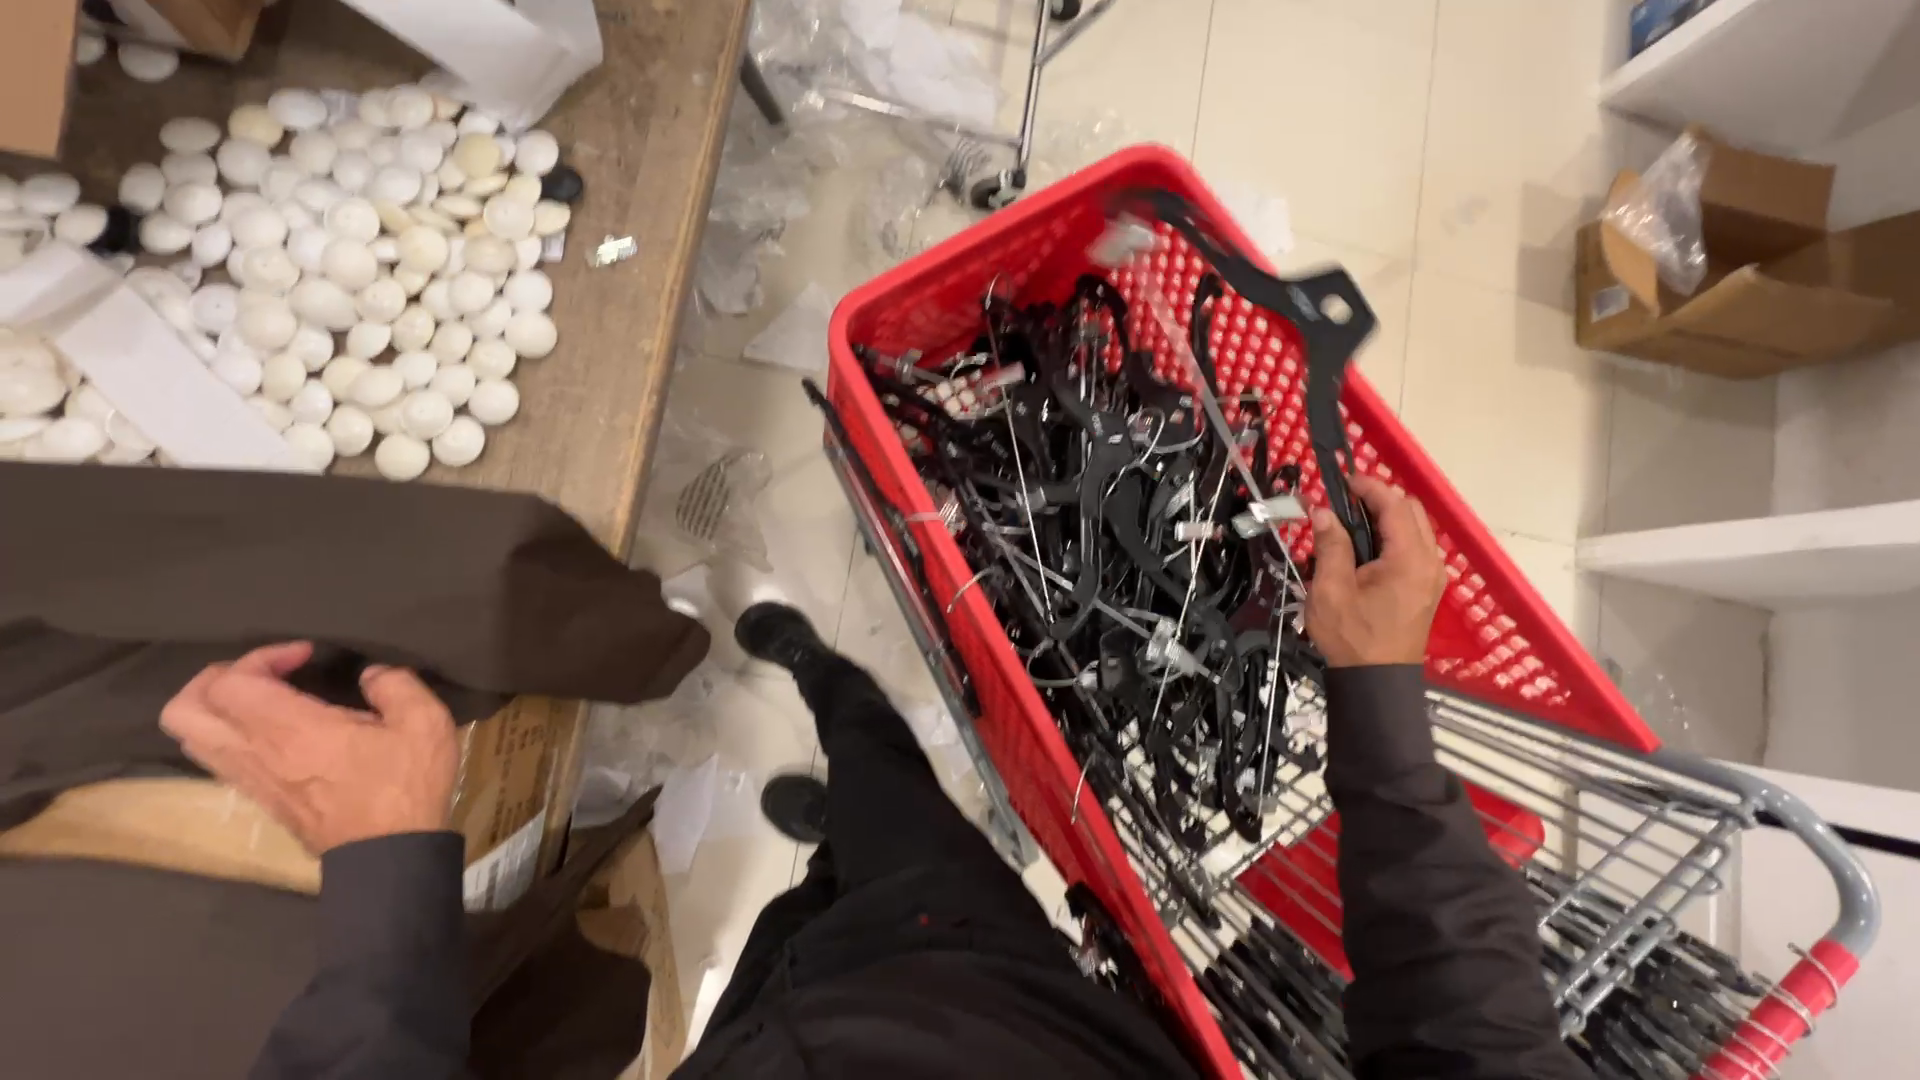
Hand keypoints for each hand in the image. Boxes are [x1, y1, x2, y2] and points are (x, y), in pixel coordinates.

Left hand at [160, 642, 460, 855]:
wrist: (389, 850)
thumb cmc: (406, 783)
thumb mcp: (426, 723)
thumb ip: (397, 686)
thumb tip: (373, 674)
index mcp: (293, 729)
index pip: (234, 682)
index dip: (264, 655)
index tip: (307, 654)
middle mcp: (255, 752)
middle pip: (185, 709)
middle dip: (217, 678)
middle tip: (265, 672)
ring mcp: (249, 778)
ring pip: (190, 735)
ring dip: (215, 706)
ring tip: (262, 696)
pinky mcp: (256, 795)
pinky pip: (214, 756)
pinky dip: (226, 731)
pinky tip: (271, 729)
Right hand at [1305, 475, 1446, 667]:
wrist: (1376, 679)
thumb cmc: (1351, 635)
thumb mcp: (1330, 590)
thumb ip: (1330, 546)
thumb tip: (1323, 512)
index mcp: (1408, 559)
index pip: (1395, 506)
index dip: (1369, 487)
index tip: (1343, 480)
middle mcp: (1429, 561)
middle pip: (1412, 511)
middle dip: (1380, 498)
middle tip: (1344, 500)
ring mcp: (1432, 575)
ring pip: (1416, 528)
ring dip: (1387, 516)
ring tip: (1351, 521)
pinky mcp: (1427, 587)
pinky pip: (1415, 547)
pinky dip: (1393, 535)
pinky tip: (1367, 545)